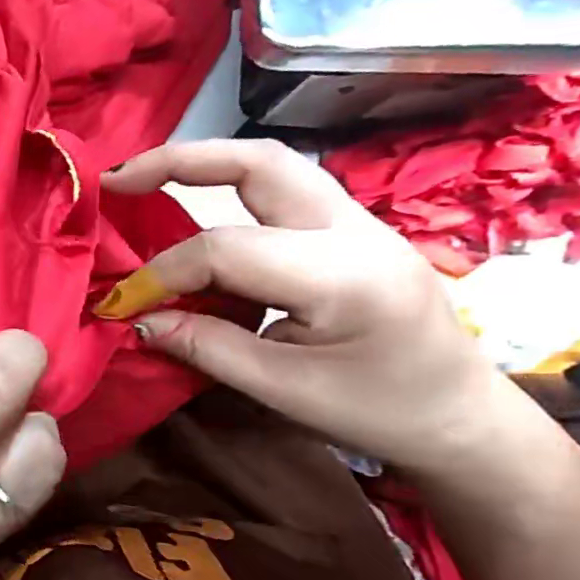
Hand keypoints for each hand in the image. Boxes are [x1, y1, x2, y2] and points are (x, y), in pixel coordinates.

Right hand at [99, 139, 512, 474]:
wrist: (463, 418)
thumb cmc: (378, 413)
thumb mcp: (282, 389)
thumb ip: (203, 346)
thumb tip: (138, 318)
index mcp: (344, 275)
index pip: (224, 251)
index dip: (159, 275)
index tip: (119, 306)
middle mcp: (355, 230)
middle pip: (259, 162)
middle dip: (178, 161)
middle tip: (116, 181)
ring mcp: (358, 222)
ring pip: (272, 164)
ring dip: (202, 164)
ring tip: (142, 181)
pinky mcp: (350, 230)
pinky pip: (280, 191)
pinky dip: (225, 188)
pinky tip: (192, 211)